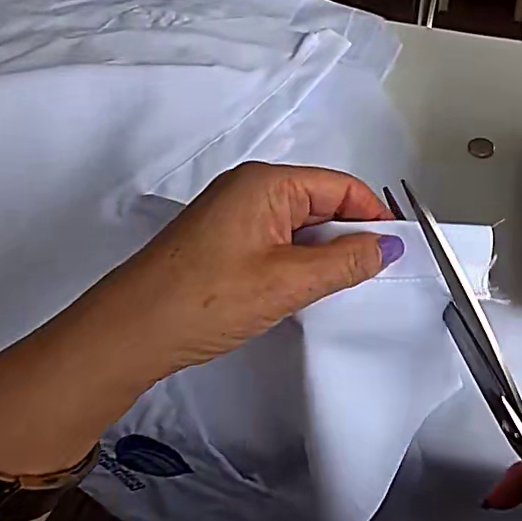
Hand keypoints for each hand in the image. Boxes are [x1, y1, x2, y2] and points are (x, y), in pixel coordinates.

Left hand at [73, 162, 403, 386]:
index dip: (374, 216)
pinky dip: (303, 262)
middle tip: (368, 274)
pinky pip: (284, 240)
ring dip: (326, 253)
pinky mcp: (230, 240)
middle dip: (351, 237)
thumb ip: (347, 261)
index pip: (342, 187)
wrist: (126, 337)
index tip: (395, 250)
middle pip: (325, 203)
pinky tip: (305, 288)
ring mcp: (238, 214)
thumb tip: (388, 247)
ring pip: (306, 225)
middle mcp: (252, 190)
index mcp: (266, 183)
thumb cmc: (197, 301)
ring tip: (334, 286)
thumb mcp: (288, 281)